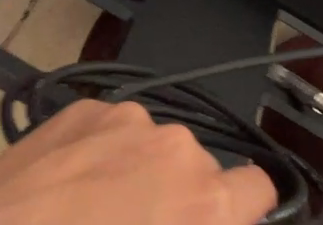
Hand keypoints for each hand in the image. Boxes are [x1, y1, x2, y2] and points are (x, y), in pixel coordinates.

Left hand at [0, 99, 276, 224]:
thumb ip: (195, 224)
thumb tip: (197, 218)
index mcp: (204, 199)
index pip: (258, 189)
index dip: (242, 210)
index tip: (218, 223)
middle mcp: (175, 146)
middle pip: (197, 169)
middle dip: (176, 199)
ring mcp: (126, 120)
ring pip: (151, 147)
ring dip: (136, 174)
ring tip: (89, 213)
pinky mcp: (83, 109)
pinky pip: (110, 130)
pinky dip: (99, 155)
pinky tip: (64, 192)